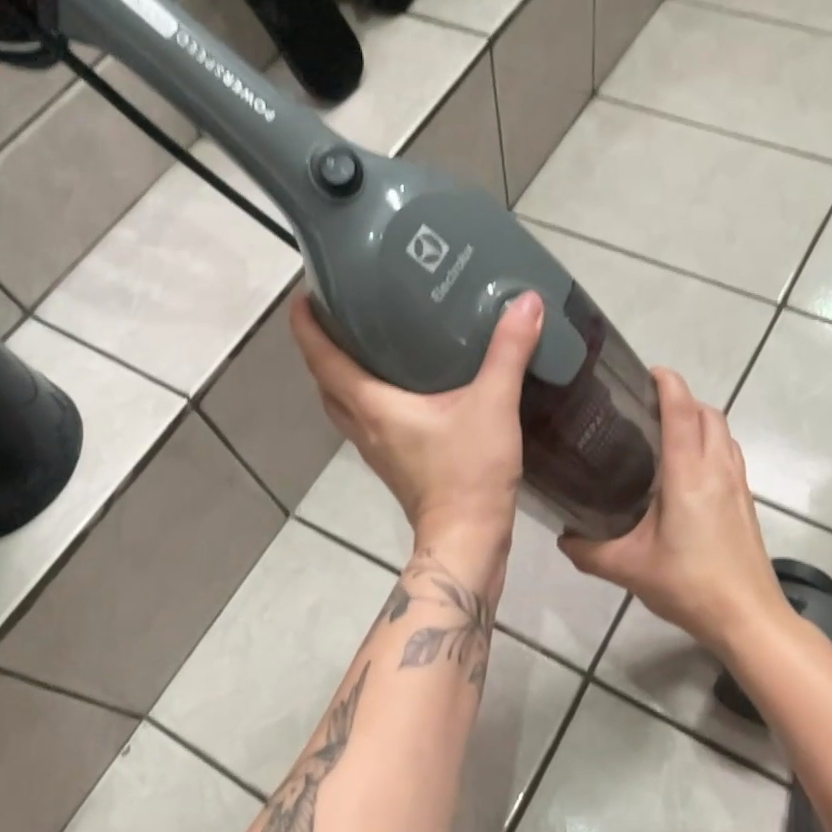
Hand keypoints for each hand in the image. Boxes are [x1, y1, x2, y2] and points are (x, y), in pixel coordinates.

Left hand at [290, 291, 542, 545]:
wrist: (468, 539)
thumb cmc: (469, 472)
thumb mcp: (493, 404)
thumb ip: (508, 351)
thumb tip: (527, 300)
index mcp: (371, 405)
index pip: (321, 357)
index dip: (305, 324)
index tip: (304, 292)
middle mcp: (362, 425)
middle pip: (325, 381)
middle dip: (322, 346)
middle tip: (340, 311)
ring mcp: (375, 449)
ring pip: (343, 404)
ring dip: (343, 375)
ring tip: (367, 342)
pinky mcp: (393, 464)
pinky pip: (366, 421)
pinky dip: (368, 397)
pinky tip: (401, 386)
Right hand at [558, 369, 791, 653]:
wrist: (747, 618)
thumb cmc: (689, 586)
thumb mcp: (628, 569)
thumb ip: (589, 551)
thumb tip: (562, 538)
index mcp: (688, 474)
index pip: (682, 410)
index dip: (667, 383)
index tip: (646, 372)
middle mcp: (717, 469)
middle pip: (708, 412)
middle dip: (682, 398)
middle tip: (645, 406)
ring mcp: (737, 484)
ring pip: (723, 432)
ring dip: (699, 419)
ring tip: (664, 431)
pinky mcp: (745, 501)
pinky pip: (729, 454)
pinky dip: (710, 443)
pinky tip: (686, 469)